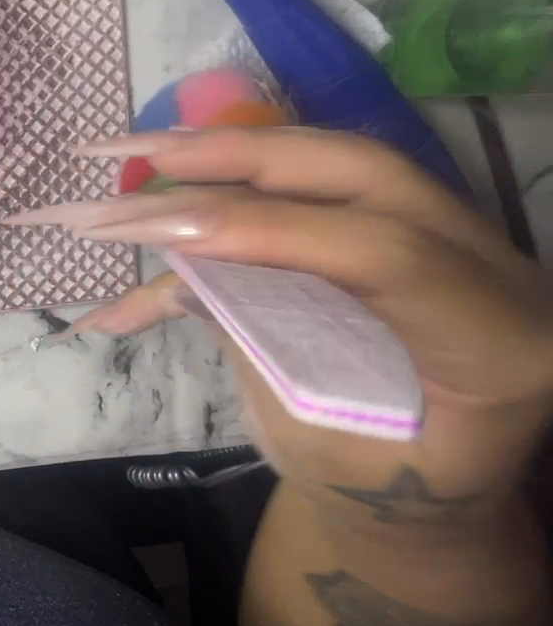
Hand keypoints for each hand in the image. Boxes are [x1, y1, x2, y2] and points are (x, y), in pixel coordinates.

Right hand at [8, 128, 552, 528]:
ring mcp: (443, 233)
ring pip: (329, 159)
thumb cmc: (372, 476)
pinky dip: (222, 171)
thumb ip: (254, 349)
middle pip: (358, 173)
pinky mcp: (388, 221)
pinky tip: (159, 172)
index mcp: (496, 342)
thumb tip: (152, 291)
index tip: (153, 232)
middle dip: (237, 157)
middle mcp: (487, 266)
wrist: (420, 476)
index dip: (264, 233)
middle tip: (134, 158)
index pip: (385, 256)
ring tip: (128, 150)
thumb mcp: (315, 437)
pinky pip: (304, 178)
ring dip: (221, 148)